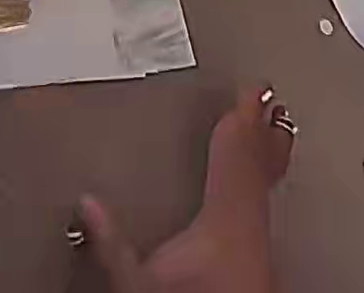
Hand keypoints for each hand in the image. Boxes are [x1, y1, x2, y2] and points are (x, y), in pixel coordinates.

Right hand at [78, 85, 291, 292]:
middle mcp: (248, 229)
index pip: (235, 157)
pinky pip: (263, 204)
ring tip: (276, 129)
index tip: (250, 90)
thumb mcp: (141, 285)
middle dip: (261, 132)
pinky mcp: (258, 265)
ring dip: (268, 154)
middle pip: (258, 169)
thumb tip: (87, 201)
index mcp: (225, 222)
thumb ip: (114, 245)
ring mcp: (259, 250)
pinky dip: (265, 179)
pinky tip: (262, 185)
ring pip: (266, 188)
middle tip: (269, 99)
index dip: (241, 120)